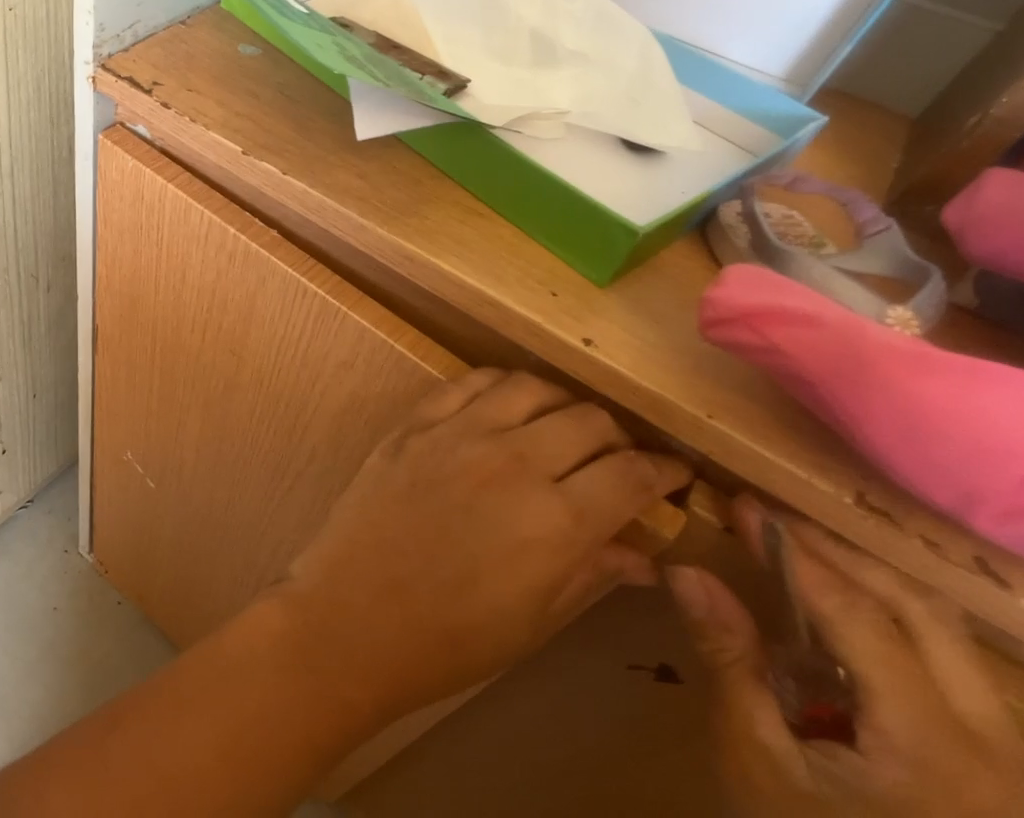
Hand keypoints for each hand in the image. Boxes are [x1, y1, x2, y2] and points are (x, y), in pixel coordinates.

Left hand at [273, 368, 690, 721]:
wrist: (349, 620)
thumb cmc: (448, 640)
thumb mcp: (535, 619)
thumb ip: (593, 572)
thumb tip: (644, 555)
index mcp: (556, 520)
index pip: (634, 474)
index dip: (665, 472)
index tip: (674, 477)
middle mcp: (513, 462)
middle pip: (591, 420)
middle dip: (617, 440)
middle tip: (613, 462)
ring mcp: (457, 435)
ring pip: (533, 388)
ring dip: (561, 405)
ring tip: (561, 430)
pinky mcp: (413, 425)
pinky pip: (469, 383)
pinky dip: (500, 387)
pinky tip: (505, 406)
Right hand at [668, 499, 1023, 817]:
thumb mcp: (757, 762)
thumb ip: (730, 663)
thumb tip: (686, 573)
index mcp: (933, 742)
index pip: (861, 615)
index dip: (797, 555)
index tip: (744, 507)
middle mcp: (996, 739)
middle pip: (924, 611)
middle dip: (842, 556)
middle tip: (771, 524)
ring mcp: (1014, 755)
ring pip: (948, 636)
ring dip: (871, 587)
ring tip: (799, 560)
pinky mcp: (1005, 766)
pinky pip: (951, 669)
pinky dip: (890, 630)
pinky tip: (837, 629)